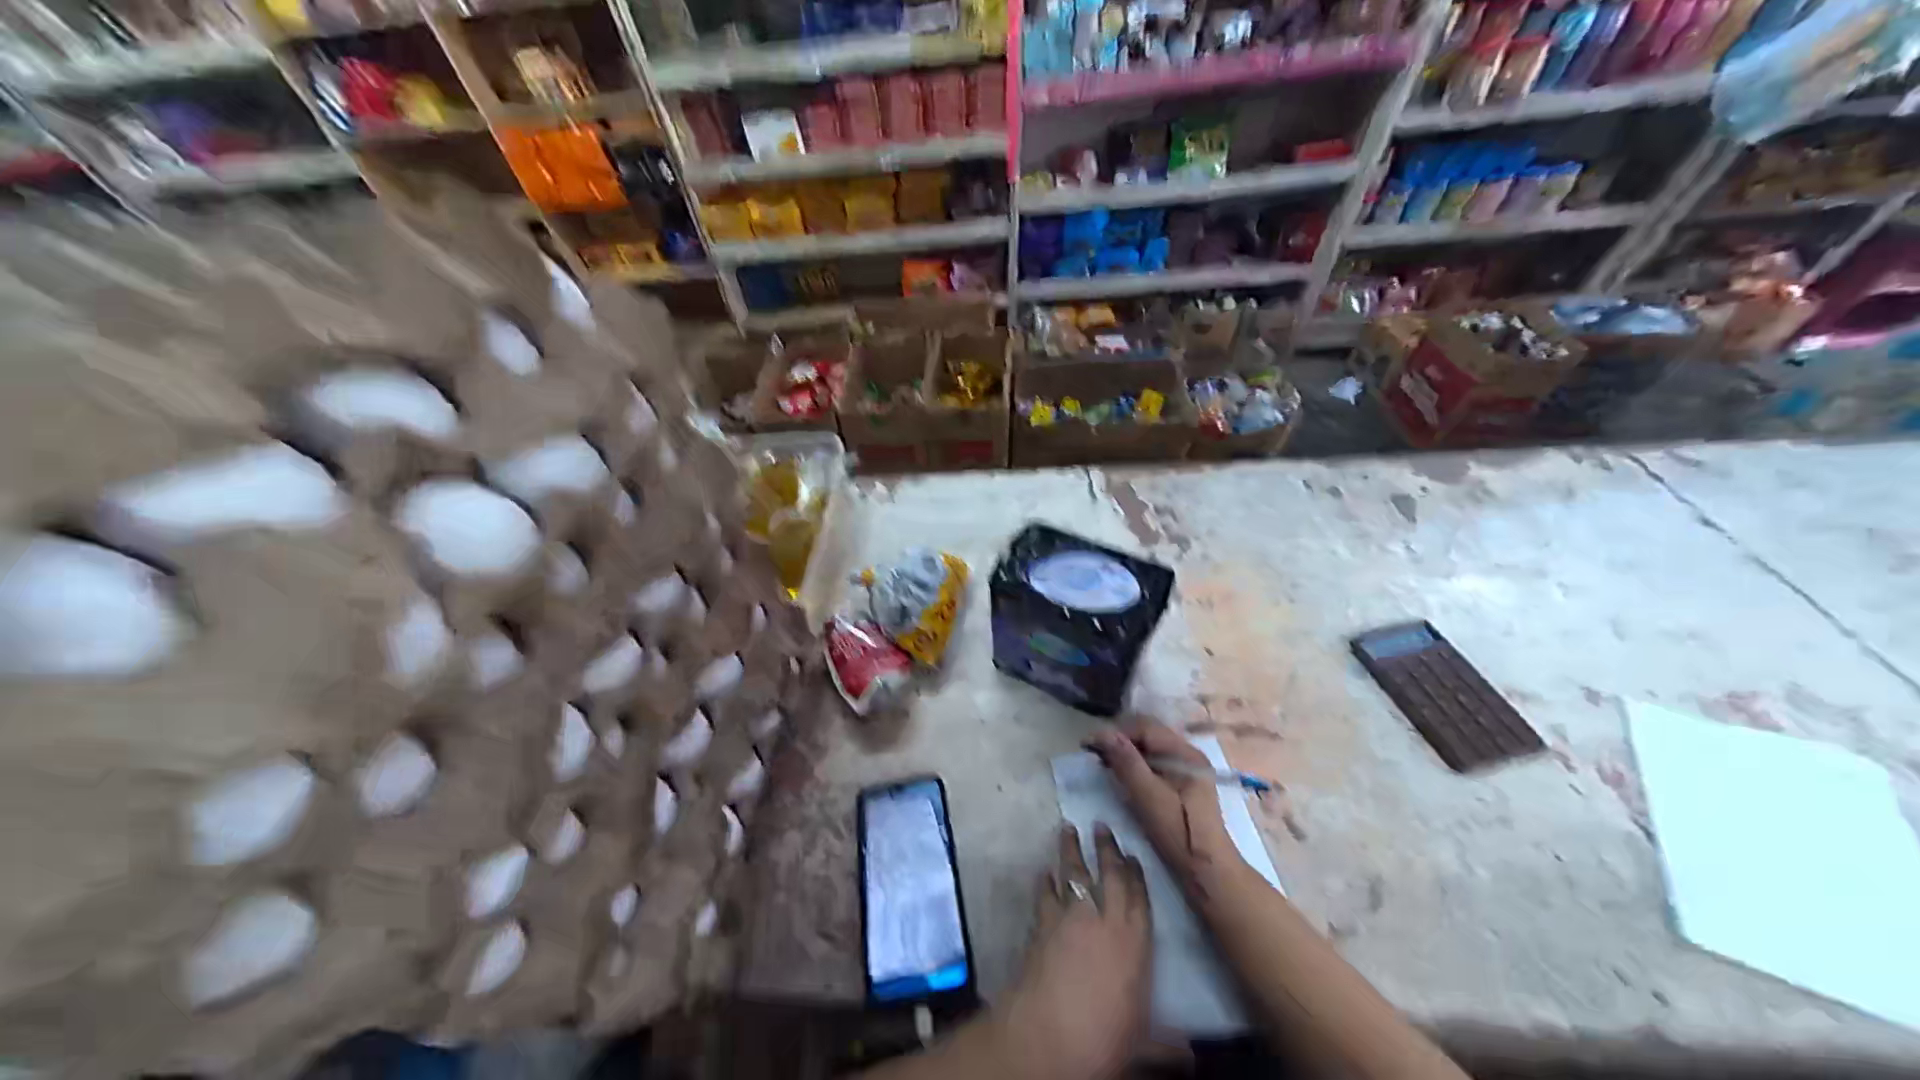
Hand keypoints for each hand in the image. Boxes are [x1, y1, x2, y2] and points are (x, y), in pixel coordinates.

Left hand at [994, 823, 1158, 1079]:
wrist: (1048, 1035)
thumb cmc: (1103, 1038)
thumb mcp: (1143, 1046)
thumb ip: (1167, 1046)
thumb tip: (1192, 1058)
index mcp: (1135, 942)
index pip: (1139, 898)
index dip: (1136, 875)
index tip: (1132, 854)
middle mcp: (1104, 920)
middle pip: (1108, 875)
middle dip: (1105, 848)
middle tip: (1100, 824)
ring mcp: (1070, 917)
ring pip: (1073, 874)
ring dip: (1070, 851)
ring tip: (1067, 829)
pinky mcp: (1042, 924)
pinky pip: (1045, 895)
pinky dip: (1045, 883)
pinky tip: (1044, 873)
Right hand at [1087, 720, 1238, 885]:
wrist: (1208, 870)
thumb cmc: (1178, 832)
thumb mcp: (1148, 796)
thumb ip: (1127, 762)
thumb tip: (1104, 733)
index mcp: (1185, 753)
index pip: (1145, 727)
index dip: (1115, 732)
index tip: (1089, 745)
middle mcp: (1189, 754)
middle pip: (1148, 734)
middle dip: (1119, 740)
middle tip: (1094, 753)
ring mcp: (1188, 769)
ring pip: (1151, 748)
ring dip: (1126, 752)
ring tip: (1103, 762)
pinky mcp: (1184, 784)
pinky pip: (1155, 762)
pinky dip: (1136, 764)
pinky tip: (1123, 775)